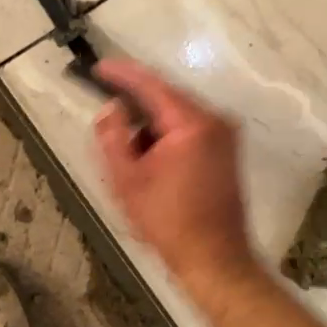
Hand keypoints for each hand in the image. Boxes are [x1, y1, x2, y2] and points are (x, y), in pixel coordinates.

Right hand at [91, 59, 257, 287]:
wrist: (215, 258)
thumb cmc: (168, 221)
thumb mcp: (127, 179)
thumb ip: (113, 137)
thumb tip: (110, 110)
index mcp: (192, 123)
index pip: (152, 85)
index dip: (123, 74)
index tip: (98, 68)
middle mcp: (216, 121)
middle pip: (168, 99)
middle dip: (136, 106)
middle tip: (108, 114)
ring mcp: (226, 136)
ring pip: (179, 116)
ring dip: (151, 126)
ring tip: (128, 153)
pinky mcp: (228, 152)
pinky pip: (192, 130)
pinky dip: (168, 137)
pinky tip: (150, 159)